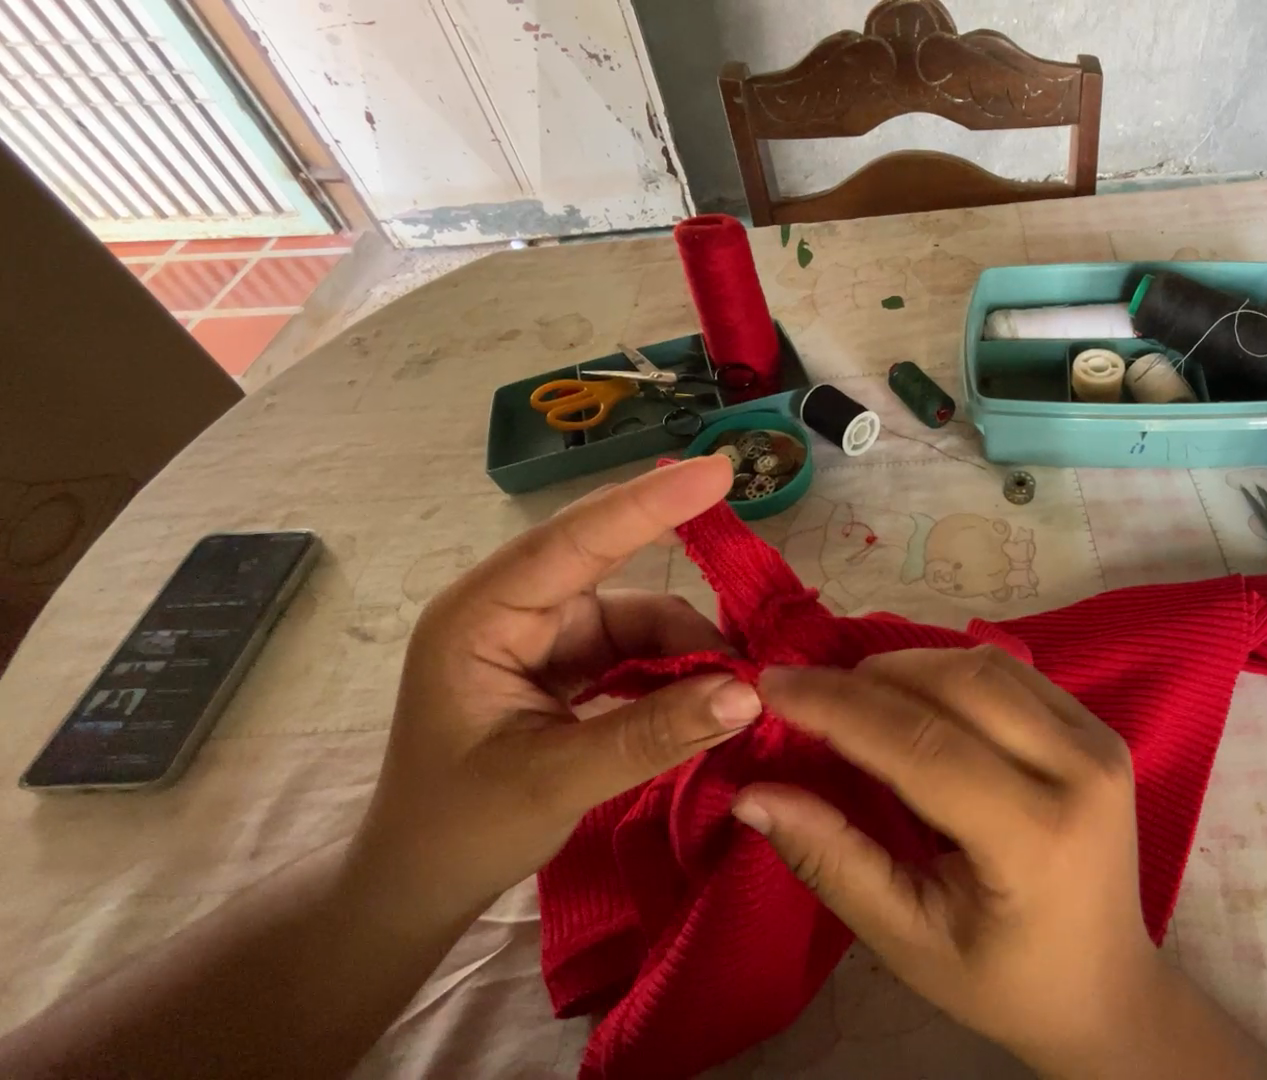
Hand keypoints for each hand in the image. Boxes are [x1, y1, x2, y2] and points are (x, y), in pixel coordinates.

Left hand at [348, 456, 759, 918]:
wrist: (420, 882)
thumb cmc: (459, 829)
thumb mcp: (554, 782)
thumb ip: (652, 734)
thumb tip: (749, 695)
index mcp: (482, 616)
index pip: (573, 541)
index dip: (648, 505)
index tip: (718, 471)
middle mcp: (515, 609)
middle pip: (616, 570)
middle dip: (685, 582)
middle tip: (757, 592)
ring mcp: (547, 635)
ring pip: (642, 618)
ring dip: (692, 650)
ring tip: (738, 695)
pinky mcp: (573, 664)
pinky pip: (643, 649)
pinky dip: (681, 670)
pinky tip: (710, 698)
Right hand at [731, 647, 1168, 1072]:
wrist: (1106, 988)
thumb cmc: (1004, 981)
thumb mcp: (908, 941)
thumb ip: (832, 861)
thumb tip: (753, 794)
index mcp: (1037, 837)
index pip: (923, 745)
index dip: (840, 707)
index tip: (773, 684)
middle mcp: (1080, 771)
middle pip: (960, 683)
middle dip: (871, 675)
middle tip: (808, 690)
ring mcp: (1100, 741)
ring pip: (988, 665)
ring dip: (911, 665)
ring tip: (854, 694)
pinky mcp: (1101, 729)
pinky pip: (1014, 674)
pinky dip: (951, 672)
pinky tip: (914, 697)